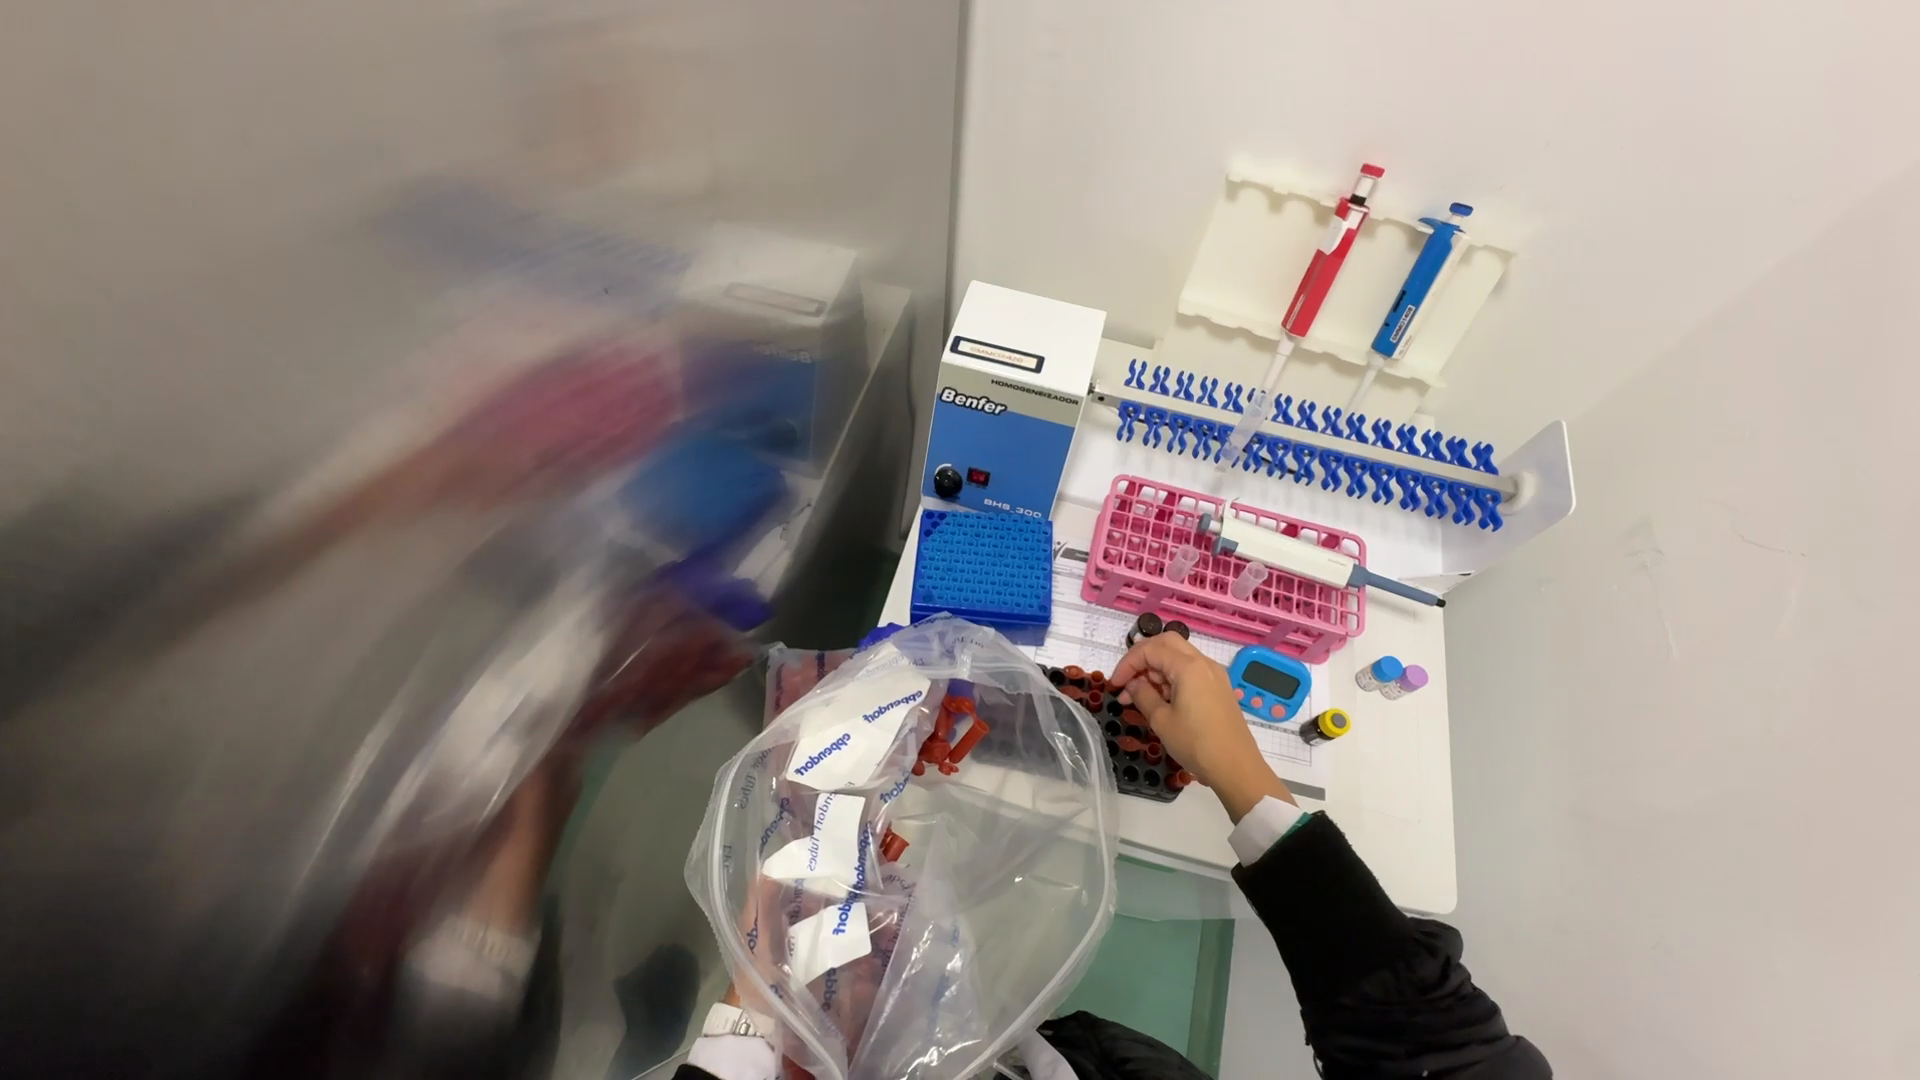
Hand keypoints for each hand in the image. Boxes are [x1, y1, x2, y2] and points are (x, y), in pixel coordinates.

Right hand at [1111, 633, 1294, 820]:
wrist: (1236, 768)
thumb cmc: (1196, 743)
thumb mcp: (1161, 720)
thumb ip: (1142, 695)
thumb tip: (1132, 684)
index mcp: (1188, 667)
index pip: (1150, 650)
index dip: (1127, 664)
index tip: (1115, 685)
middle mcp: (1203, 663)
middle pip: (1166, 644)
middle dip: (1142, 658)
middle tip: (1128, 680)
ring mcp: (1214, 675)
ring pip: (1179, 656)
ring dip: (1156, 668)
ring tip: (1140, 696)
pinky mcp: (1218, 688)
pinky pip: (1190, 671)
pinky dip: (1172, 677)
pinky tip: (1162, 699)